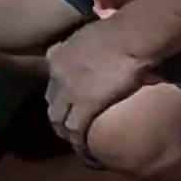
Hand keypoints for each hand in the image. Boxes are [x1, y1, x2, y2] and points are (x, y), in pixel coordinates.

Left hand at [44, 19, 151, 155]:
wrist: (129, 37)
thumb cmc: (122, 30)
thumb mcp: (97, 34)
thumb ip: (95, 45)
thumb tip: (108, 52)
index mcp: (59, 54)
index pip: (53, 80)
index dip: (60, 95)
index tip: (69, 104)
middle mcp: (57, 73)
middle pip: (51, 100)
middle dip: (58, 116)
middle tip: (69, 128)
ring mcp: (69, 90)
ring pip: (58, 118)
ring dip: (65, 132)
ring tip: (76, 143)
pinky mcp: (86, 105)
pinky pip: (76, 128)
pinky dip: (78, 141)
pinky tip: (84, 149)